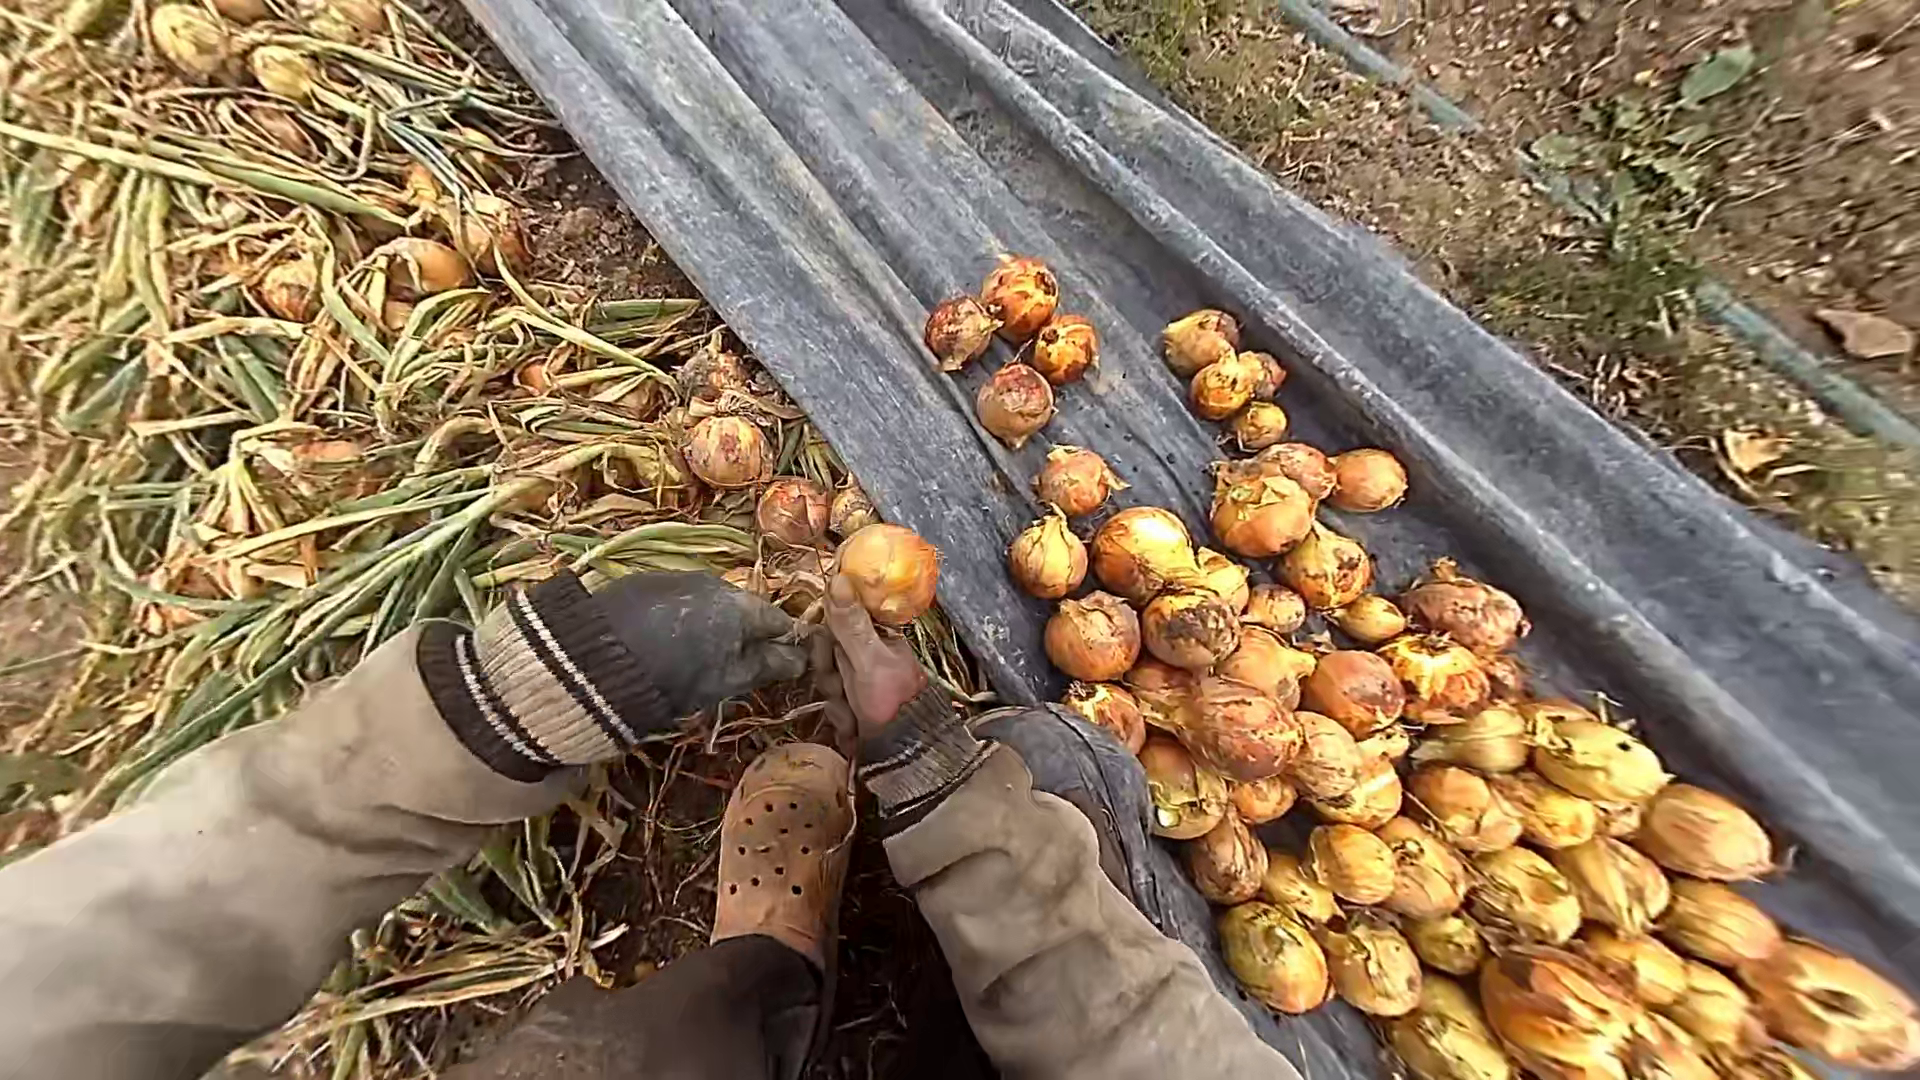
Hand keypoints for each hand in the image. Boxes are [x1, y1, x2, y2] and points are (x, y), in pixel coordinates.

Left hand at [596, 572, 811, 716]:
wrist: (593, 662)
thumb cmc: (676, 678)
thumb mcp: (728, 681)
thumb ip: (769, 666)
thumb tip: (801, 658)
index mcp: (742, 605)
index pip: (778, 620)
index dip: (782, 642)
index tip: (777, 662)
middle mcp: (716, 582)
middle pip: (744, 608)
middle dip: (744, 632)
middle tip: (731, 664)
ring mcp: (678, 578)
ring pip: (710, 602)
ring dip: (711, 623)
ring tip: (693, 654)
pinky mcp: (644, 581)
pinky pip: (678, 598)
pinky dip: (680, 617)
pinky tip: (663, 640)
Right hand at [818, 574, 926, 742]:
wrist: (905, 757)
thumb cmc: (892, 701)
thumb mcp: (869, 659)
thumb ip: (851, 622)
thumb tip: (838, 577)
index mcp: (879, 637)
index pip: (838, 623)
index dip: (826, 640)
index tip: (827, 652)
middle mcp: (870, 657)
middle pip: (828, 656)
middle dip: (831, 677)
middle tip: (842, 690)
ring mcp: (864, 685)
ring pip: (829, 685)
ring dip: (838, 704)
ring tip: (855, 717)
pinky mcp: (856, 711)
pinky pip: (835, 709)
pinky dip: (843, 723)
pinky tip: (856, 732)